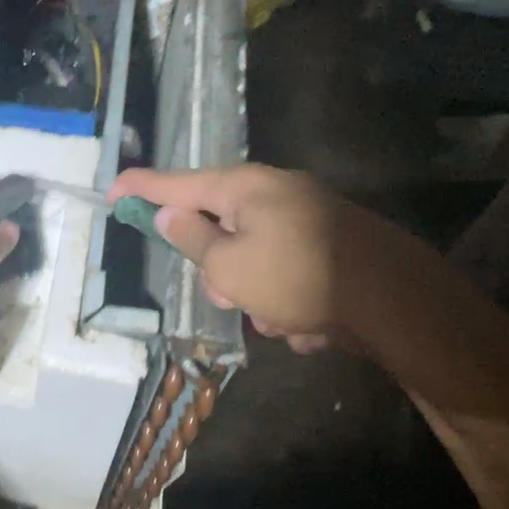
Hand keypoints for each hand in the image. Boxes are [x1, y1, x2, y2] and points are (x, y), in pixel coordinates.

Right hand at [111, 164, 375, 351]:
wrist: (396, 302)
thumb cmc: (297, 277)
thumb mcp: (228, 267)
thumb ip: (192, 240)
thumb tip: (168, 214)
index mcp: (244, 188)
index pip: (176, 183)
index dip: (140, 189)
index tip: (112, 192)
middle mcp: (275, 194)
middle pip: (219, 227)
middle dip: (218, 269)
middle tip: (226, 295)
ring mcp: (307, 219)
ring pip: (254, 260)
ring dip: (257, 295)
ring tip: (282, 320)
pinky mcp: (331, 247)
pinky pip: (288, 274)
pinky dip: (291, 301)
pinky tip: (311, 325)